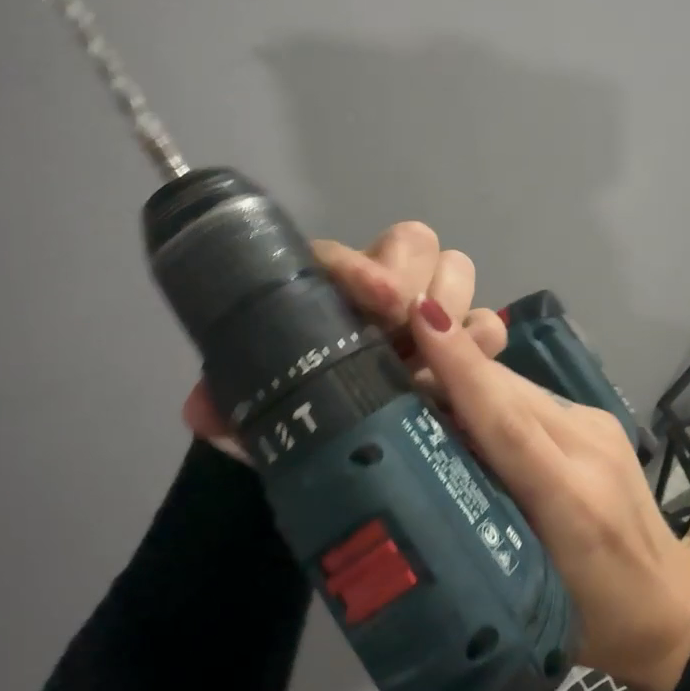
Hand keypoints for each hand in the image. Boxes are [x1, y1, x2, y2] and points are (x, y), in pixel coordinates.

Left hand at [181, 222, 509, 458]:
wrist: (366, 450)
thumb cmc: (310, 416)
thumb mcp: (271, 416)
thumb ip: (234, 408)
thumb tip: (202, 410)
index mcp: (325, 293)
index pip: (336, 256)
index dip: (359, 268)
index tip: (381, 299)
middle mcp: (379, 288)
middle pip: (413, 240)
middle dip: (412, 278)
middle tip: (403, 330)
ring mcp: (426, 310)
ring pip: (455, 267)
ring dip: (446, 308)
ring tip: (428, 358)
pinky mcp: (467, 341)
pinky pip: (488, 321)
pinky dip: (479, 343)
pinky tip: (457, 378)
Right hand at [405, 292, 689, 690]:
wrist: (673, 607)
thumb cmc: (595, 621)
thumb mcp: (527, 597)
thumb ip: (477, 535)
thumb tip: (414, 484)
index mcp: (573, 500)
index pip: (507, 421)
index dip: (462, 369)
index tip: (423, 318)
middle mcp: (589, 448)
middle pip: (508, 391)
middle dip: (448, 365)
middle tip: (381, 360)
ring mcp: (598, 428)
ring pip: (518, 386)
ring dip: (468, 378)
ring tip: (409, 382)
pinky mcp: (600, 421)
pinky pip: (533, 398)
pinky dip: (492, 395)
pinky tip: (461, 406)